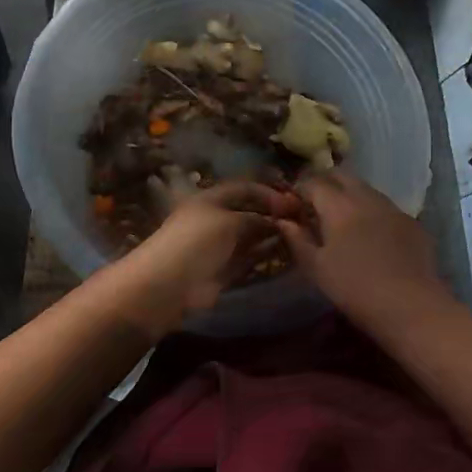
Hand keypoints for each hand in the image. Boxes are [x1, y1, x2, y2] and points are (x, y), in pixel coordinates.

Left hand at [112, 182, 296, 331]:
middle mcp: (215, 219)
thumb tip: (276, 221)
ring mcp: (219, 246)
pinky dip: (264, 256)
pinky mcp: (223, 270)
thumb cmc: (197, 241)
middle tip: (301, 221)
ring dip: (271, 237)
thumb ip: (256, 219)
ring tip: (299, 238)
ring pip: (251, 237)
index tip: (292, 203)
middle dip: (272, 215)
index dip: (267, 193)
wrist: (170, 283)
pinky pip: (248, 258)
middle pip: (248, 212)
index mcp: (210, 199)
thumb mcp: (230, 222)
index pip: (243, 189)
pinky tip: (285, 255)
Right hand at [278, 171, 450, 328]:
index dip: (299, 189)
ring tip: (341, 219)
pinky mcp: (412, 223)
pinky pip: (386, 207)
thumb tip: (283, 221)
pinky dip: (371, 212)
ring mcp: (393, 208)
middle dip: (325, 183)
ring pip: (366, 189)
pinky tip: (371, 235)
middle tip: (315, 203)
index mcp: (338, 205)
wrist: (410, 305)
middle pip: (342, 176)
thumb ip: (297, 239)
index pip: (314, 183)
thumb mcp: (316, 267)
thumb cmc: (353, 287)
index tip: (292, 202)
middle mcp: (367, 197)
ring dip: (350, 195)